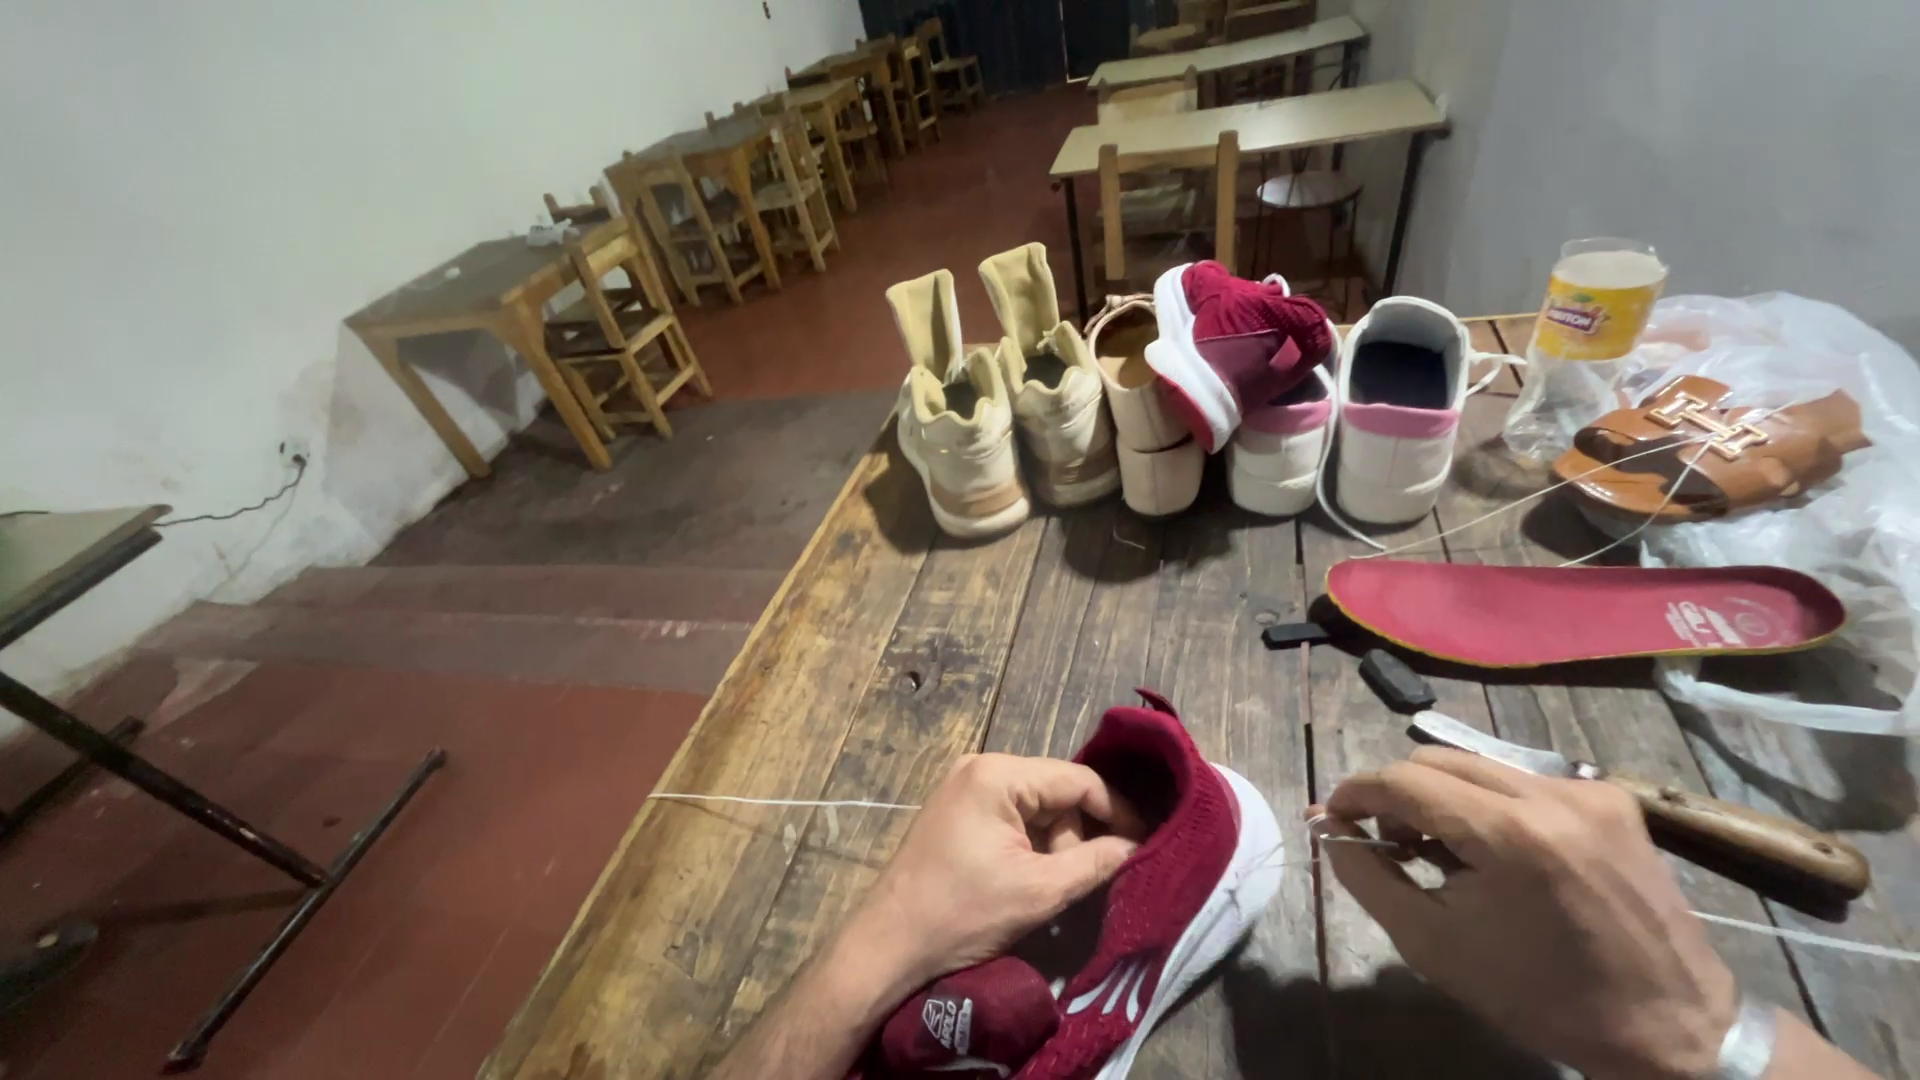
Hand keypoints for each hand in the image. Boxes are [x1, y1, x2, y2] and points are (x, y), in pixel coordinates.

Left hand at [849, 753, 1144, 991]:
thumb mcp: (1039, 891)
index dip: (1117, 811)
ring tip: (1044, 888)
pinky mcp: (958, 811)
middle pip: (1056, 792)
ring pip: (1036, 807)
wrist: (889, 944)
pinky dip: (1030, 846)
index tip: (1144, 843)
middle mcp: (981, 766)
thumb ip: (1095, 863)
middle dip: (1076, 836)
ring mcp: (965, 787)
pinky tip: (1027, 879)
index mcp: (998, 774)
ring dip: (1053, 846)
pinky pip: (1012, 817)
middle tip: (1074, 882)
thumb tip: (1138, 848)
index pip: (1078, 779)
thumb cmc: (962, 914)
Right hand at [1311, 747, 1738, 1079]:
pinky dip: (1484, 801)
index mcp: (1509, 833)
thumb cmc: (1541, 996)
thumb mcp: (1431, 944)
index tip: (1333, 818)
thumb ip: (1365, 874)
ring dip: (1437, 795)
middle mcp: (1550, 793)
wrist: (1678, 1031)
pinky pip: (1516, 777)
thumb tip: (1330, 828)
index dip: (1354, 793)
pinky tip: (1492, 848)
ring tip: (1439, 847)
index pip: (1401, 781)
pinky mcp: (1610, 798)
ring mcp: (1586, 790)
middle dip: (1395, 795)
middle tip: (1387, 843)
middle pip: (1432, 760)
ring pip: (1472, 762)